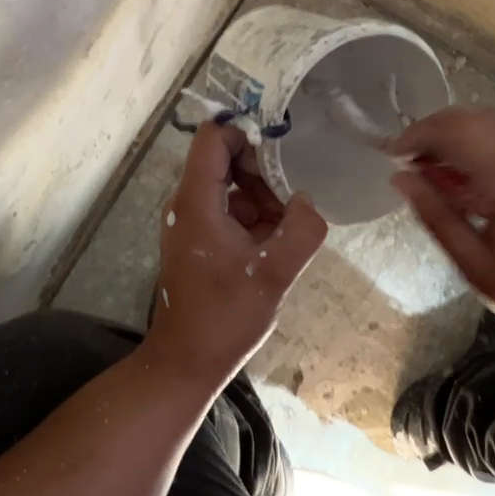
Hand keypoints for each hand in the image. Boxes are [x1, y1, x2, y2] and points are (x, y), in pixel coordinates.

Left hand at [143, 123, 328, 386]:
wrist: (187, 361)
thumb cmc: (225, 317)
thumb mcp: (274, 274)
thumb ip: (300, 230)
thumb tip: (307, 201)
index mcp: (196, 201)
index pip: (214, 137)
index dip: (247, 135)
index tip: (281, 156)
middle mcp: (188, 203)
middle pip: (225, 159)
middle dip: (263, 173)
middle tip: (291, 203)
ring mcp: (192, 222)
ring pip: (232, 186)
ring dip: (264, 200)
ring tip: (287, 232)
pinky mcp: (200, 240)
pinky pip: (231, 210)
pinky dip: (255, 219)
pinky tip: (275, 247)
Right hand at [389, 108, 494, 348]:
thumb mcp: (481, 269)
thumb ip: (438, 218)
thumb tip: (401, 178)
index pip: (453, 132)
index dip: (416, 135)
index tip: (392, 153)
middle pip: (474, 118)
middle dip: (435, 131)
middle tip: (413, 162)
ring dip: (463, 135)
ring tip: (444, 172)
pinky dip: (491, 143)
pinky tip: (483, 177)